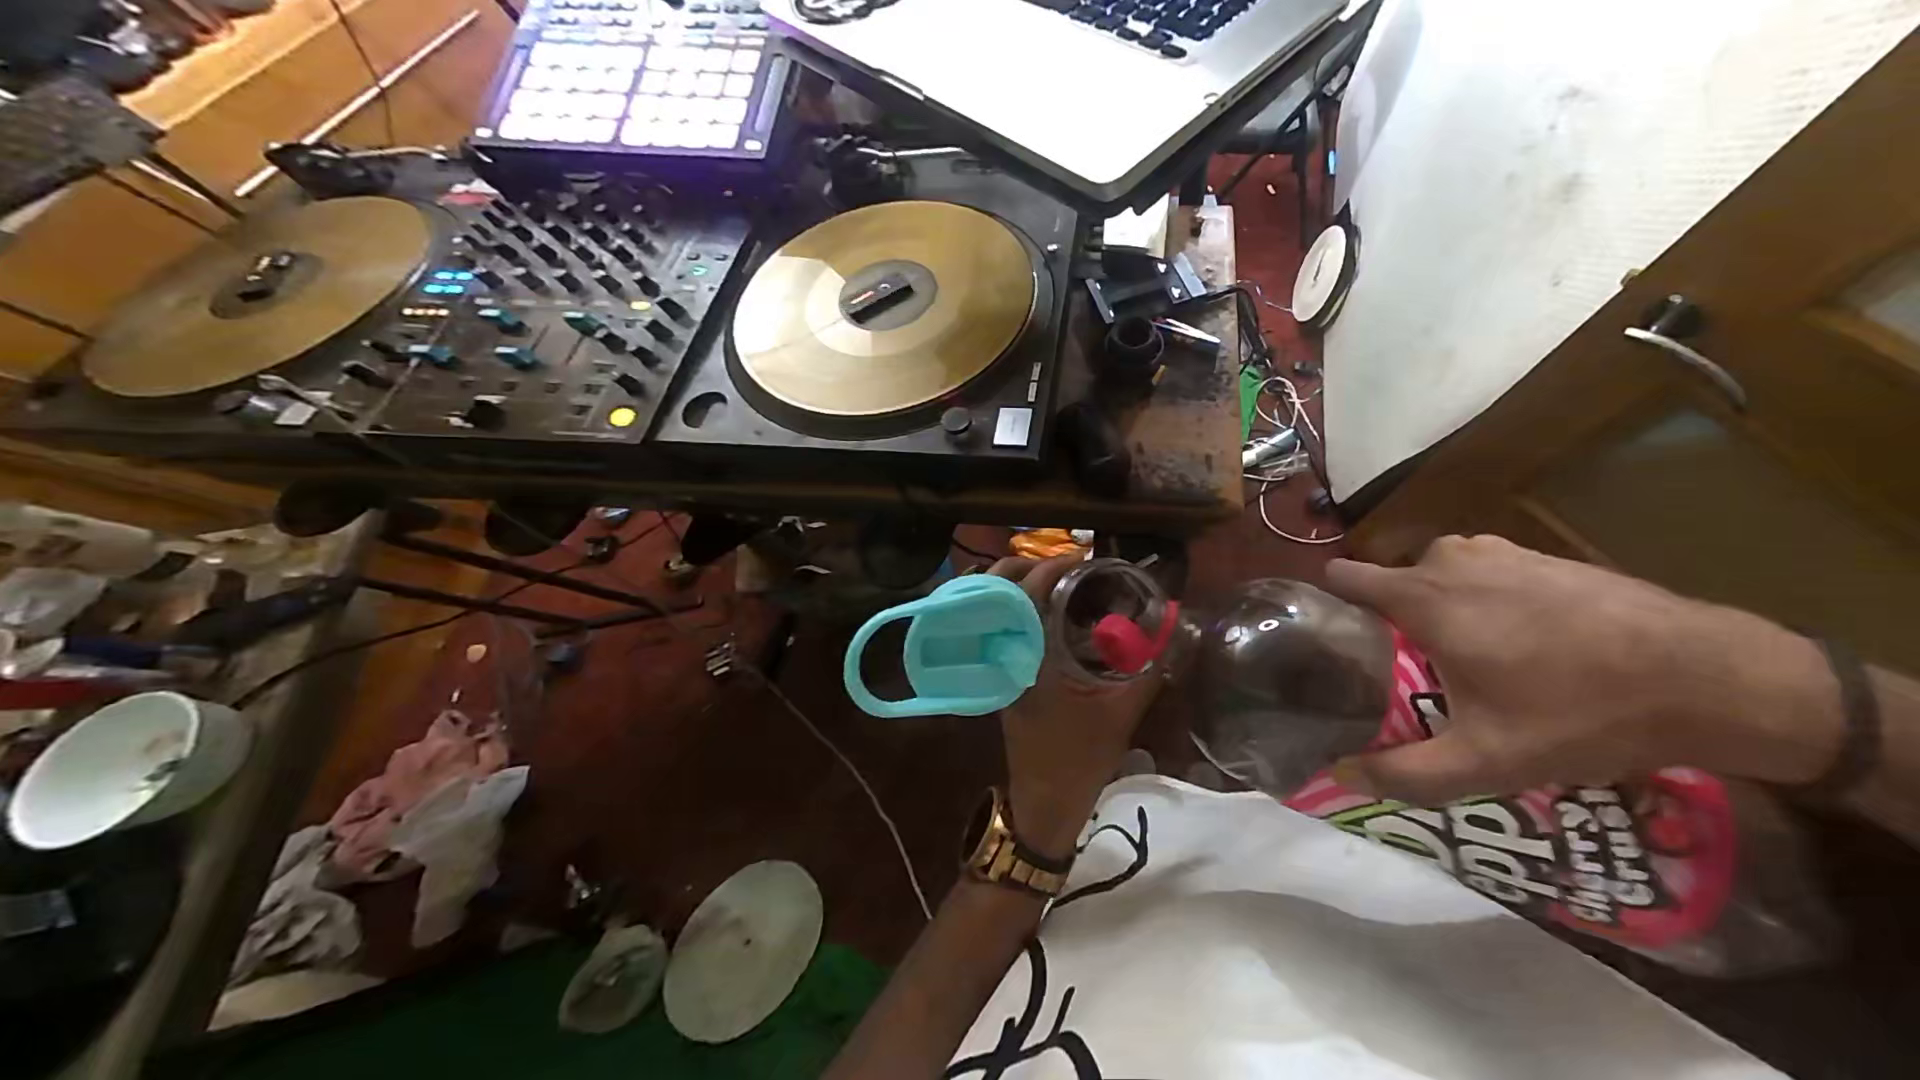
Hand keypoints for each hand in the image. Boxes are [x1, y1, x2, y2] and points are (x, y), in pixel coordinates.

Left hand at [987, 556, 1161, 858]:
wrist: (1044, 801)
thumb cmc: (1080, 757)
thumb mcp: (1122, 711)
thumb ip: (1149, 664)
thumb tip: (1175, 621)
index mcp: (1028, 656)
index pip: (1023, 592)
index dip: (1050, 566)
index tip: (1084, 560)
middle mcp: (1003, 652)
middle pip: (997, 589)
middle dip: (1029, 566)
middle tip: (1071, 565)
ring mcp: (995, 663)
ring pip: (995, 606)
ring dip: (1020, 584)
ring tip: (1061, 581)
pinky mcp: (999, 673)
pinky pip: (1001, 626)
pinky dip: (1018, 607)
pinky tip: (1050, 611)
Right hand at [1321, 535, 1843, 805]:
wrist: (1714, 678)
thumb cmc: (1581, 712)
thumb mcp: (1486, 759)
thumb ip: (1404, 771)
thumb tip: (1339, 774)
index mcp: (1423, 597)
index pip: (1344, 577)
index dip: (1330, 603)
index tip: (1336, 637)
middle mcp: (1451, 560)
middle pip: (1392, 581)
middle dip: (1393, 616)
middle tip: (1413, 665)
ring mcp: (1502, 551)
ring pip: (1440, 574)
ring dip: (1440, 603)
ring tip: (1468, 652)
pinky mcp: (1544, 554)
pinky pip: (1486, 571)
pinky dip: (1485, 595)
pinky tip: (1523, 638)